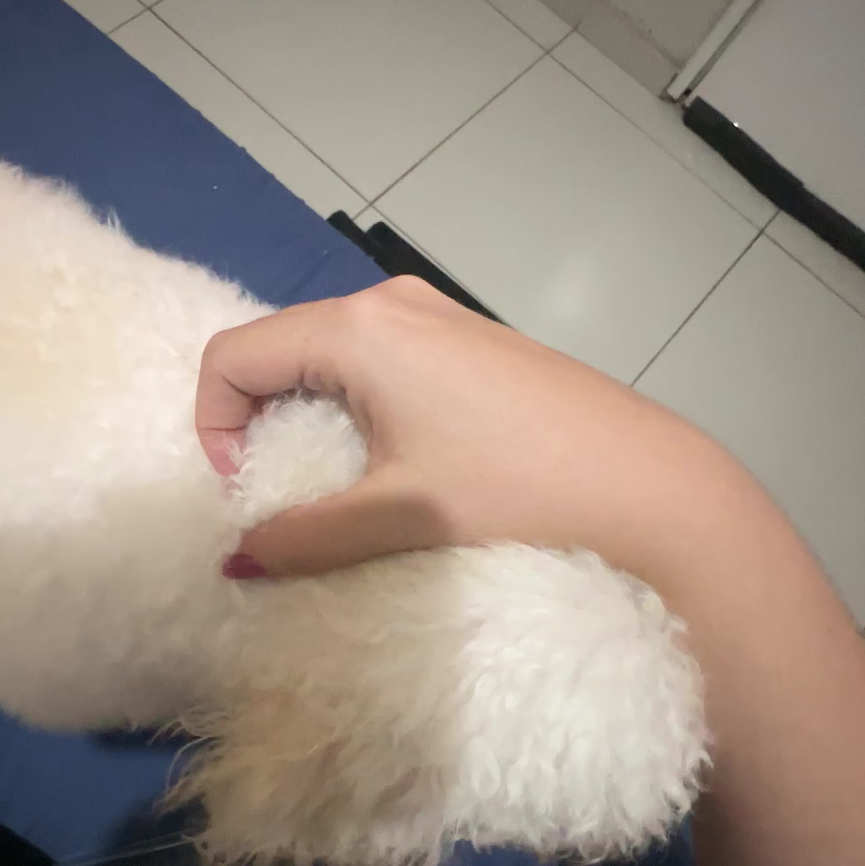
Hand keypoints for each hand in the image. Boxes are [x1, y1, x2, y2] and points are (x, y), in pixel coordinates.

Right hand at [196, 275, 738, 579]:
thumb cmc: (516, 489)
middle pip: (278, 349)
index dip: (214, 423)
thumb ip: (304, 538)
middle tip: (283, 489)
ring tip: (337, 482)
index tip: (244, 487)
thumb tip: (237, 562)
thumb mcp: (398, 516)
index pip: (234, 356)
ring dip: (308, 416)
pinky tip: (393, 457)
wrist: (650, 487)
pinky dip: (354, 406)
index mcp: (359, 330)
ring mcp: (435, 315)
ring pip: (328, 355)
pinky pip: (377, 361)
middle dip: (258, 420)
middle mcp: (388, 303)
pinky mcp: (467, 339)